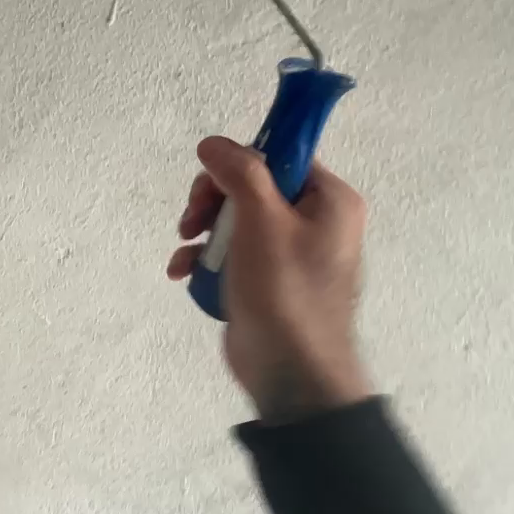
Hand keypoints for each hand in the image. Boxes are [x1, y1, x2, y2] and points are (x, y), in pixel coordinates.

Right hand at [166, 136, 373, 422]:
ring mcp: (288, 251)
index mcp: (329, 200)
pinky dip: (202, 257)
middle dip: (211, 200)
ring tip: (186, 248)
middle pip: (249, 185)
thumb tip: (213, 143)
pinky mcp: (264, 277)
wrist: (290, 370)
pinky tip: (183, 272)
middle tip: (192, 220)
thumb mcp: (261, 222)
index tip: (211, 183)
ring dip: (201, 229)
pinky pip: (229, 250)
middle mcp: (314, 220)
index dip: (239, 163)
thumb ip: (240, 174)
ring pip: (232, 217)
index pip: (280, 156)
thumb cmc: (283, 290)